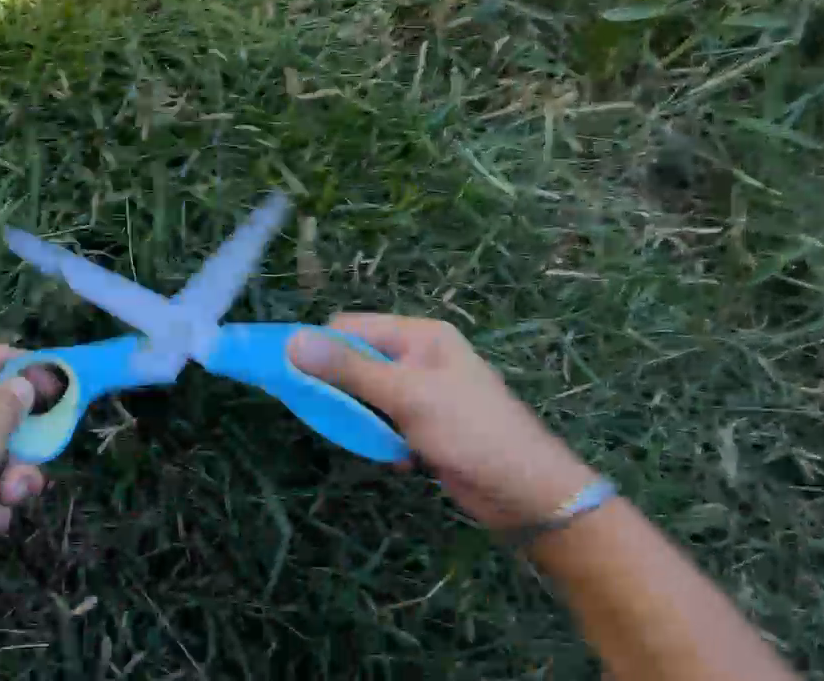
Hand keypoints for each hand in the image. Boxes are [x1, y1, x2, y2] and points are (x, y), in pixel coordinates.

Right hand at [289, 313, 598, 527]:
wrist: (532, 497)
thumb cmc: (471, 433)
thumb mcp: (405, 395)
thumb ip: (347, 368)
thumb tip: (291, 340)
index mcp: (418, 335)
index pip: (348, 326)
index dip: (320, 347)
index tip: (297, 376)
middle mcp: (417, 356)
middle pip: (352, 358)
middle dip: (338, 387)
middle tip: (329, 412)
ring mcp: (422, 391)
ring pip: (363, 392)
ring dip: (359, 416)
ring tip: (366, 438)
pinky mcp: (423, 423)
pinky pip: (381, 418)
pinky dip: (378, 435)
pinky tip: (392, 456)